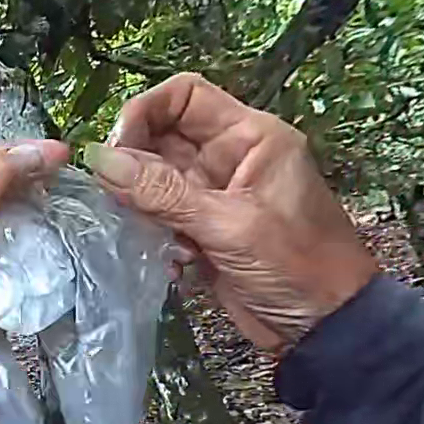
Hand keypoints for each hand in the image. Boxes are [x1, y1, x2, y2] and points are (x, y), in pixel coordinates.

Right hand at [83, 72, 377, 351]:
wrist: (322, 326)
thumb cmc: (295, 266)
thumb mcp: (230, 225)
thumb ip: (164, 193)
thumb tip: (101, 160)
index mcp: (247, 137)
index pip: (185, 96)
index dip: (144, 111)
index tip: (115, 150)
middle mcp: (225, 159)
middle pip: (161, 139)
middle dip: (134, 166)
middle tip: (116, 200)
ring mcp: (211, 197)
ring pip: (154, 182)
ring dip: (142, 208)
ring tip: (145, 235)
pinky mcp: (201, 232)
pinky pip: (161, 219)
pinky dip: (155, 237)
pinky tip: (172, 263)